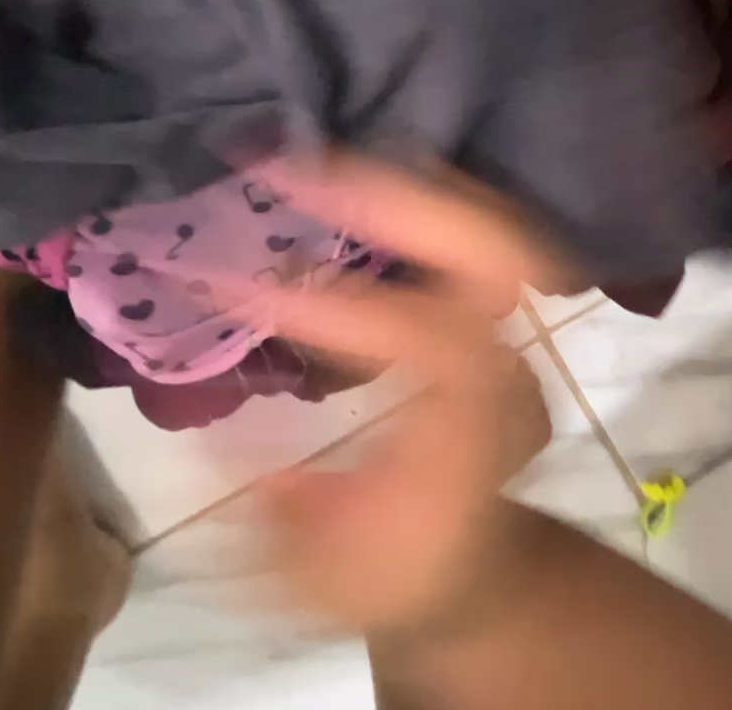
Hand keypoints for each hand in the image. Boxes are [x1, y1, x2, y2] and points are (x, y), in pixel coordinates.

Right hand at [248, 155, 562, 634]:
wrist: (472, 555)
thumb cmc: (402, 568)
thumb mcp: (332, 572)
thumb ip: (282, 514)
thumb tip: (223, 437)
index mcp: (470, 422)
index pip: (417, 334)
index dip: (326, 305)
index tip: (229, 287)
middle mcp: (502, 361)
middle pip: (486, 248)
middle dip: (396, 196)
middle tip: (297, 171)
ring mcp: (508, 331)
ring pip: (490, 224)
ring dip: (411, 183)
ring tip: (326, 158)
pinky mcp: (494, 316)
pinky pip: (477, 233)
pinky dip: (429, 196)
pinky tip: (372, 178)